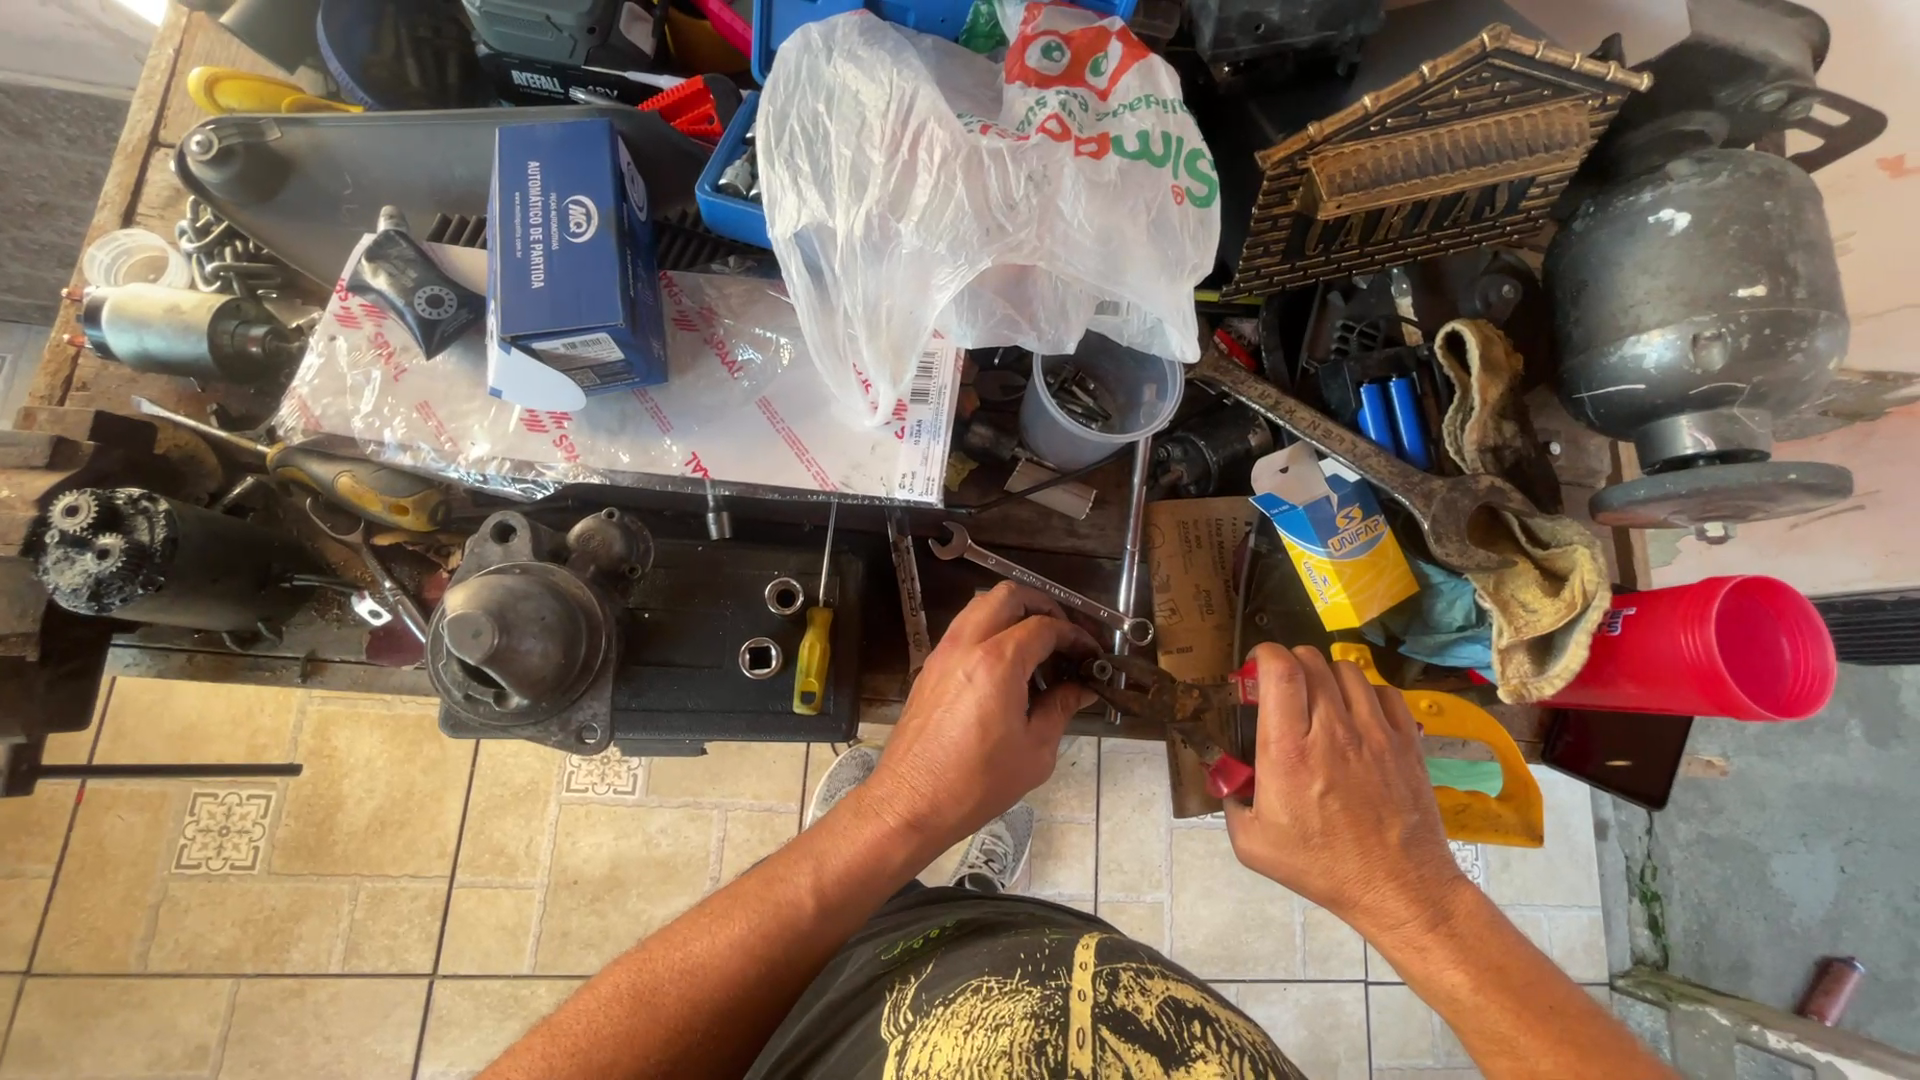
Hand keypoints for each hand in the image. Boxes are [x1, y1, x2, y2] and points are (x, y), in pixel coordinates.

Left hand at [854, 582, 1098, 851]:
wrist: (910, 803)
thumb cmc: (977, 784)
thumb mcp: (1034, 751)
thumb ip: (1060, 709)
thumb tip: (1081, 689)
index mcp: (997, 662)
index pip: (1044, 626)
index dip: (1075, 635)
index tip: (1091, 653)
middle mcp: (967, 645)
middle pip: (1008, 595)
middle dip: (1043, 606)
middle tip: (1064, 635)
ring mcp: (942, 653)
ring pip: (980, 606)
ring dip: (1013, 614)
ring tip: (1037, 649)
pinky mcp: (929, 668)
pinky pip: (963, 630)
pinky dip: (989, 631)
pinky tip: (1007, 668)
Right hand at [1224, 644, 1468, 937]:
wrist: (1399, 889)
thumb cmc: (1321, 867)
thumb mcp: (1251, 842)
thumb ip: (1229, 800)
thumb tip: (1223, 773)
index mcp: (1288, 750)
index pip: (1279, 670)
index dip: (1263, 655)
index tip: (1254, 669)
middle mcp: (1331, 730)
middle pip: (1310, 660)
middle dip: (1289, 662)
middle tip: (1281, 687)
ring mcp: (1374, 732)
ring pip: (1347, 669)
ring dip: (1325, 675)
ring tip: (1318, 698)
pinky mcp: (1406, 742)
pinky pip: (1383, 691)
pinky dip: (1364, 692)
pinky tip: (1356, 714)